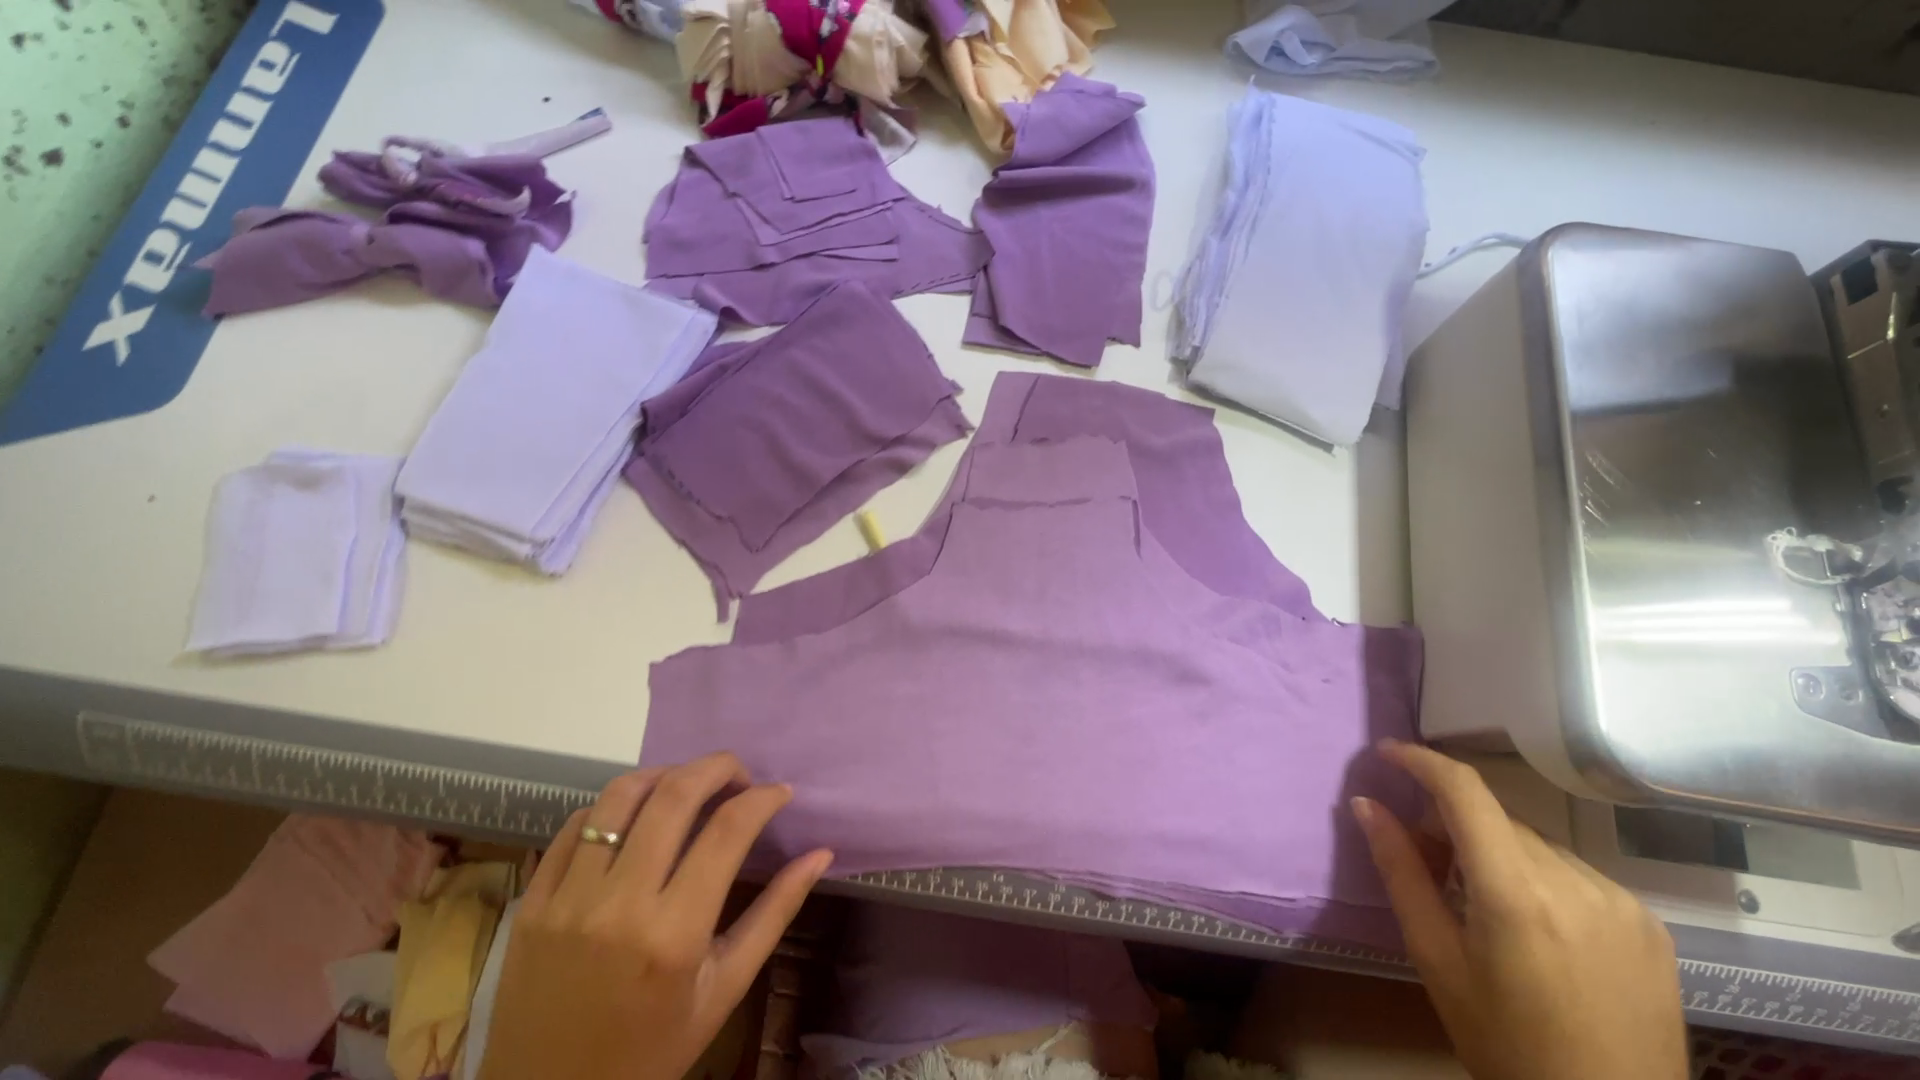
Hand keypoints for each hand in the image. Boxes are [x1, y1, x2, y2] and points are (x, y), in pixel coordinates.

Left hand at [479, 753, 833, 1079]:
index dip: (763, 798)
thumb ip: (774, 914)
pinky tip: (636, 817)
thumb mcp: (724, 990)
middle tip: (741, 774)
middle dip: (718, 767)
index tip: (780, 793)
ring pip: (620, 796)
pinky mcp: (533, 899)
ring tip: (690, 786)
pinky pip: (576, 825)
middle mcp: (619, 904)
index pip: (727, 832)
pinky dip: (614, 806)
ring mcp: (568, 897)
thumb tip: (820, 854)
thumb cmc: (651, 1051)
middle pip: (674, 796)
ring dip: (665, 774)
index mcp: (674, 933)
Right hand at [1351, 740, 1686, 1079]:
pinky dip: (1542, 880)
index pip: (1465, 792)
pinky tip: (1536, 930)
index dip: (1421, 761)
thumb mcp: (1436, 959)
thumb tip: (1366, 804)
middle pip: (1499, 821)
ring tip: (1480, 905)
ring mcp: (1621, 900)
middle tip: (1422, 859)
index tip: (1386, 754)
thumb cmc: (1503, 1043)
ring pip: (1537, 845)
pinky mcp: (1650, 923)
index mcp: (1515, 892)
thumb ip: (1401, 873)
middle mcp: (1576, 881)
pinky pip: (1578, 875)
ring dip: (1498, 853)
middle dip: (1452, 824)